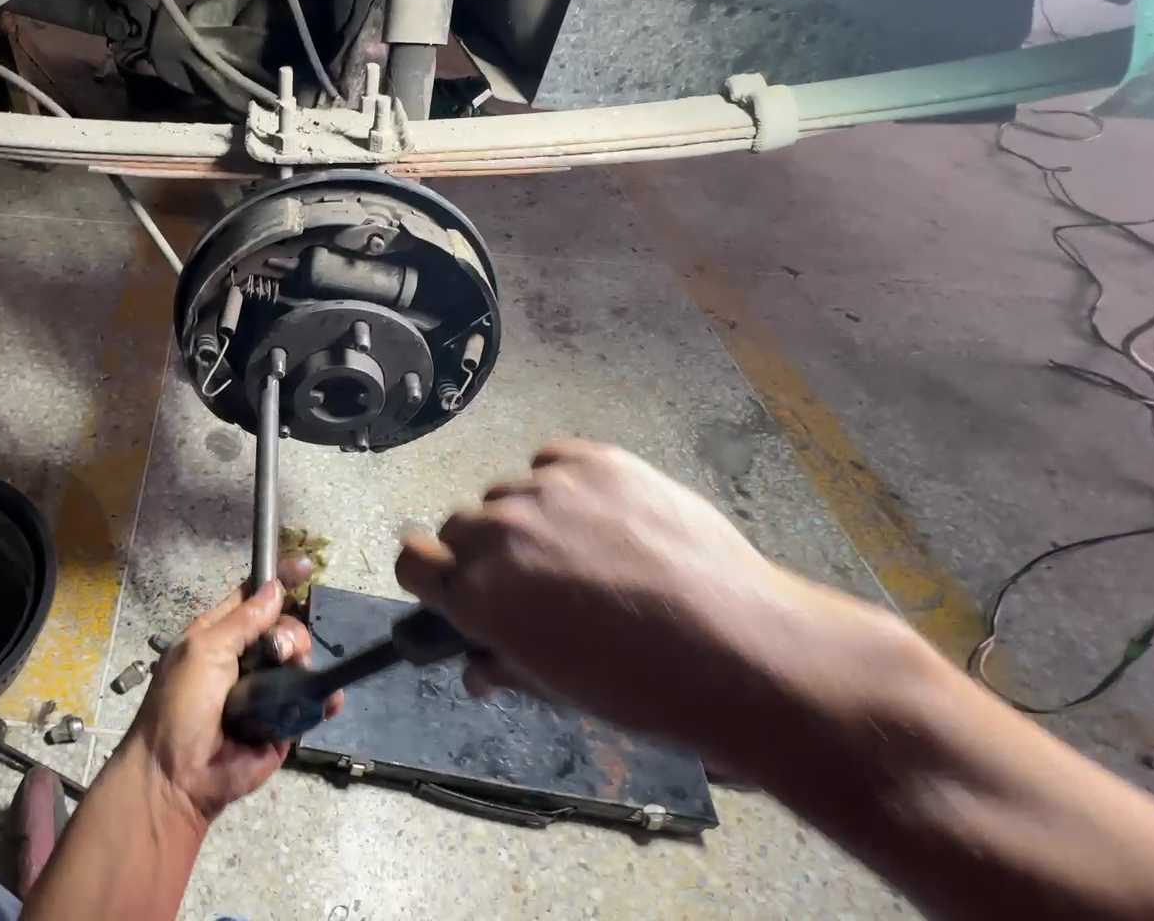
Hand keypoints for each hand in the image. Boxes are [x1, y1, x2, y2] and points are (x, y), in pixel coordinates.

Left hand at [120, 558, 340, 825]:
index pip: (253, 598)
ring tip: (294, 676)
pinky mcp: (282, 725)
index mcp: (217, 635)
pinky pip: (309, 704)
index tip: (305, 569)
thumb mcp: (203, 650)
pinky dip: (324, 698)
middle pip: (283, 629)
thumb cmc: (180, 704)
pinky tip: (331, 696)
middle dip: (290, 633)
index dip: (277, 582)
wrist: (178, 775)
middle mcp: (244, 660)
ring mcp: (265, 693)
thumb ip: (243, 620)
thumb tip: (274, 588)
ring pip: (300, 663)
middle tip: (282, 651)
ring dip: (303, 664)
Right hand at [396, 439, 905, 765]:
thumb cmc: (645, 686)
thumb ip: (499, 667)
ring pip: (507, 495)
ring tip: (582, 548)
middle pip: (459, 526)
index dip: (428, 573)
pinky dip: (564, 485)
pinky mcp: (594, 462)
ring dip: (527, 518)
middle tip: (533, 577)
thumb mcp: (556, 690)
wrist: (743, 650)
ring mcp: (545, 492)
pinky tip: (604, 516)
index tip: (449, 580)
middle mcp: (497, 534)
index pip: (410, 559)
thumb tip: (476, 668)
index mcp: (475, 593)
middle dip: (483, 551)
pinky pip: (552, 463)